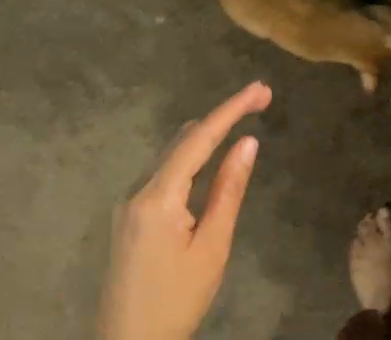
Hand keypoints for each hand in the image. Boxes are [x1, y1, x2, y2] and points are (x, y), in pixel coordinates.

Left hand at [99, 82, 271, 339]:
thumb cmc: (176, 301)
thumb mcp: (212, 248)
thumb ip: (229, 190)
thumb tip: (247, 142)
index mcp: (158, 197)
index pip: (200, 137)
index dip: (232, 108)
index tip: (262, 88)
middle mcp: (137, 191)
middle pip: (183, 139)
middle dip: (222, 117)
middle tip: (261, 103)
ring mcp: (128, 204)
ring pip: (172, 154)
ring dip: (206, 136)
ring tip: (242, 124)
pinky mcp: (129, 218)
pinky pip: (163, 173)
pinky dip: (191, 158)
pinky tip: (210, 163)